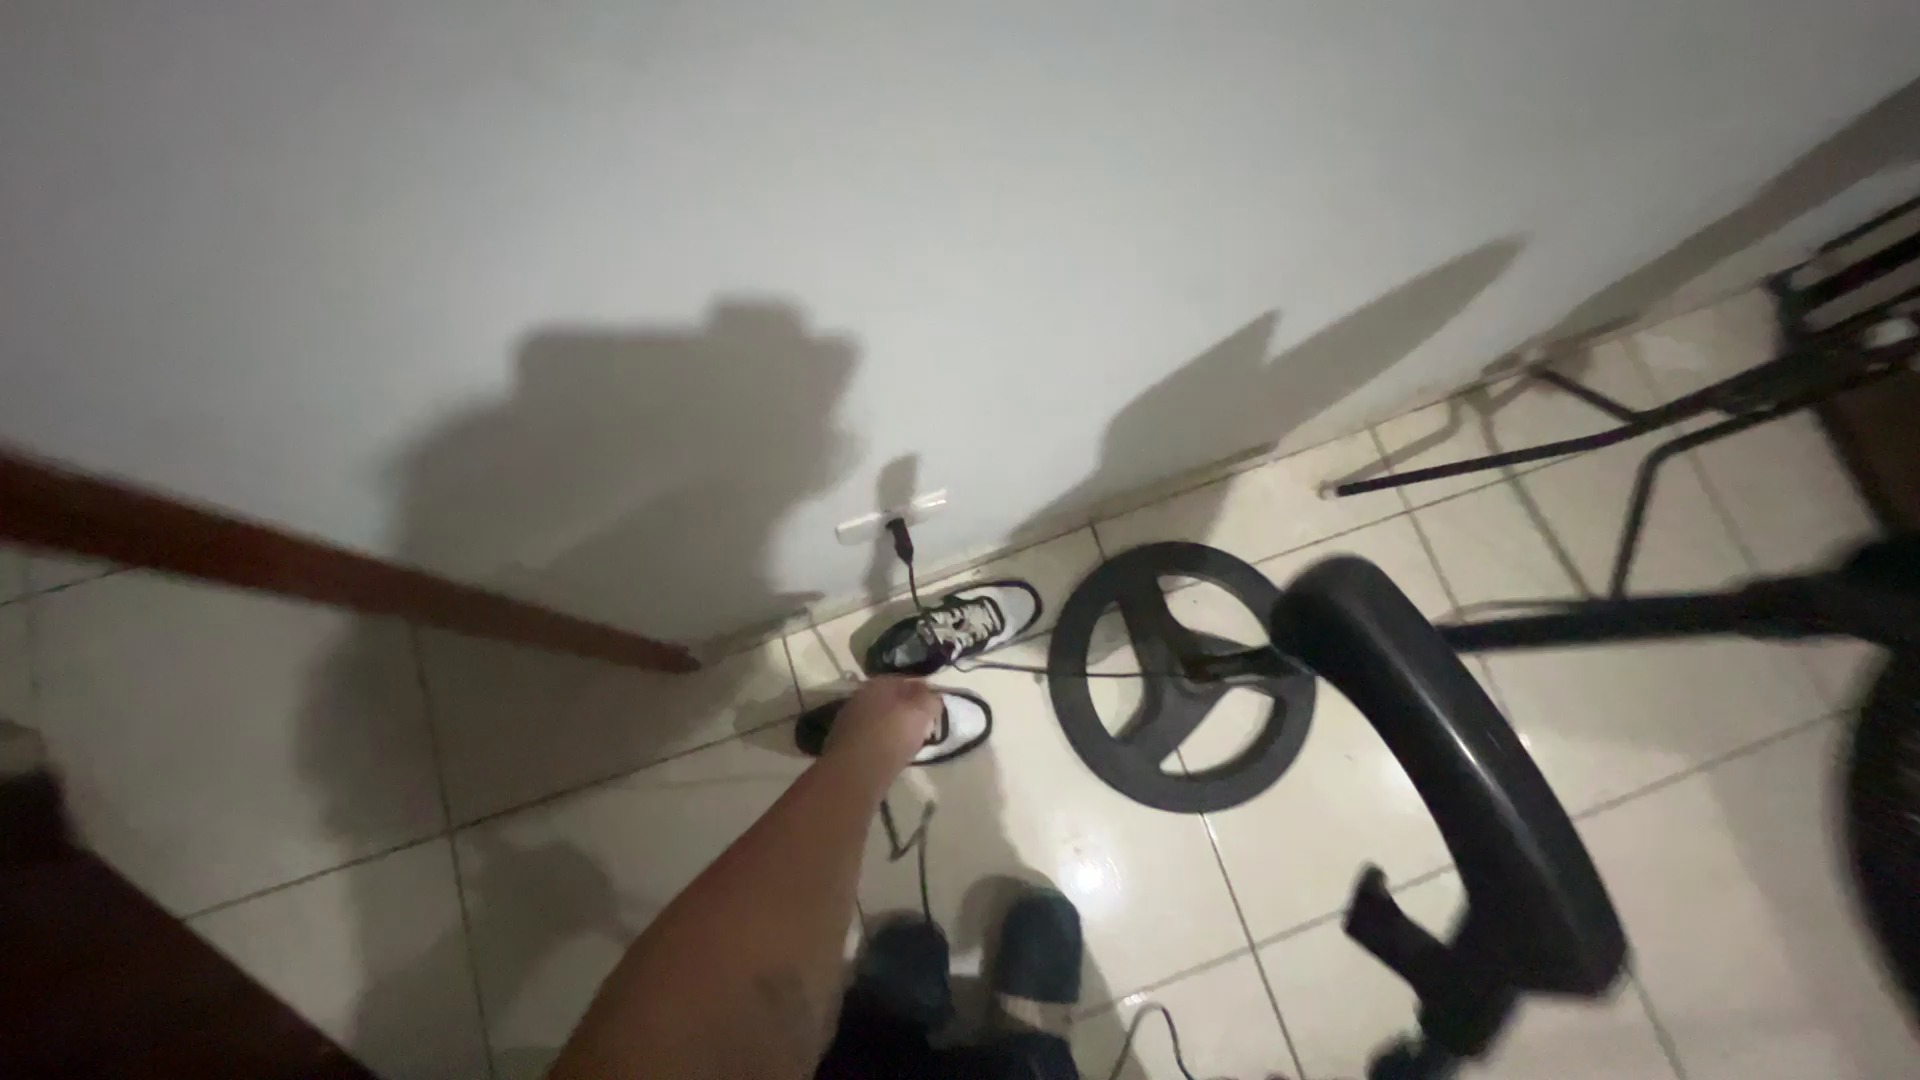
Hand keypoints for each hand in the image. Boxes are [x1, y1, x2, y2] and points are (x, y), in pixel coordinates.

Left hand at [822, 677, 940, 773]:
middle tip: (924, 727)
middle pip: (892, 701)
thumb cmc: (892, 735)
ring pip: (881, 720)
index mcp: (879, 683)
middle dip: (908, 712)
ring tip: (910, 744)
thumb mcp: (921, 713)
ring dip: (894, 729)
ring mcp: (850, 720)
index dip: (923, 694)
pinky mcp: (845, 744)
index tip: (934, 709)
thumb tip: (932, 696)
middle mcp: (861, 696)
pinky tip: (892, 756)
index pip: (907, 681)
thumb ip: (930, 700)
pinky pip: (872, 738)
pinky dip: (882, 744)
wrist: (855, 771)